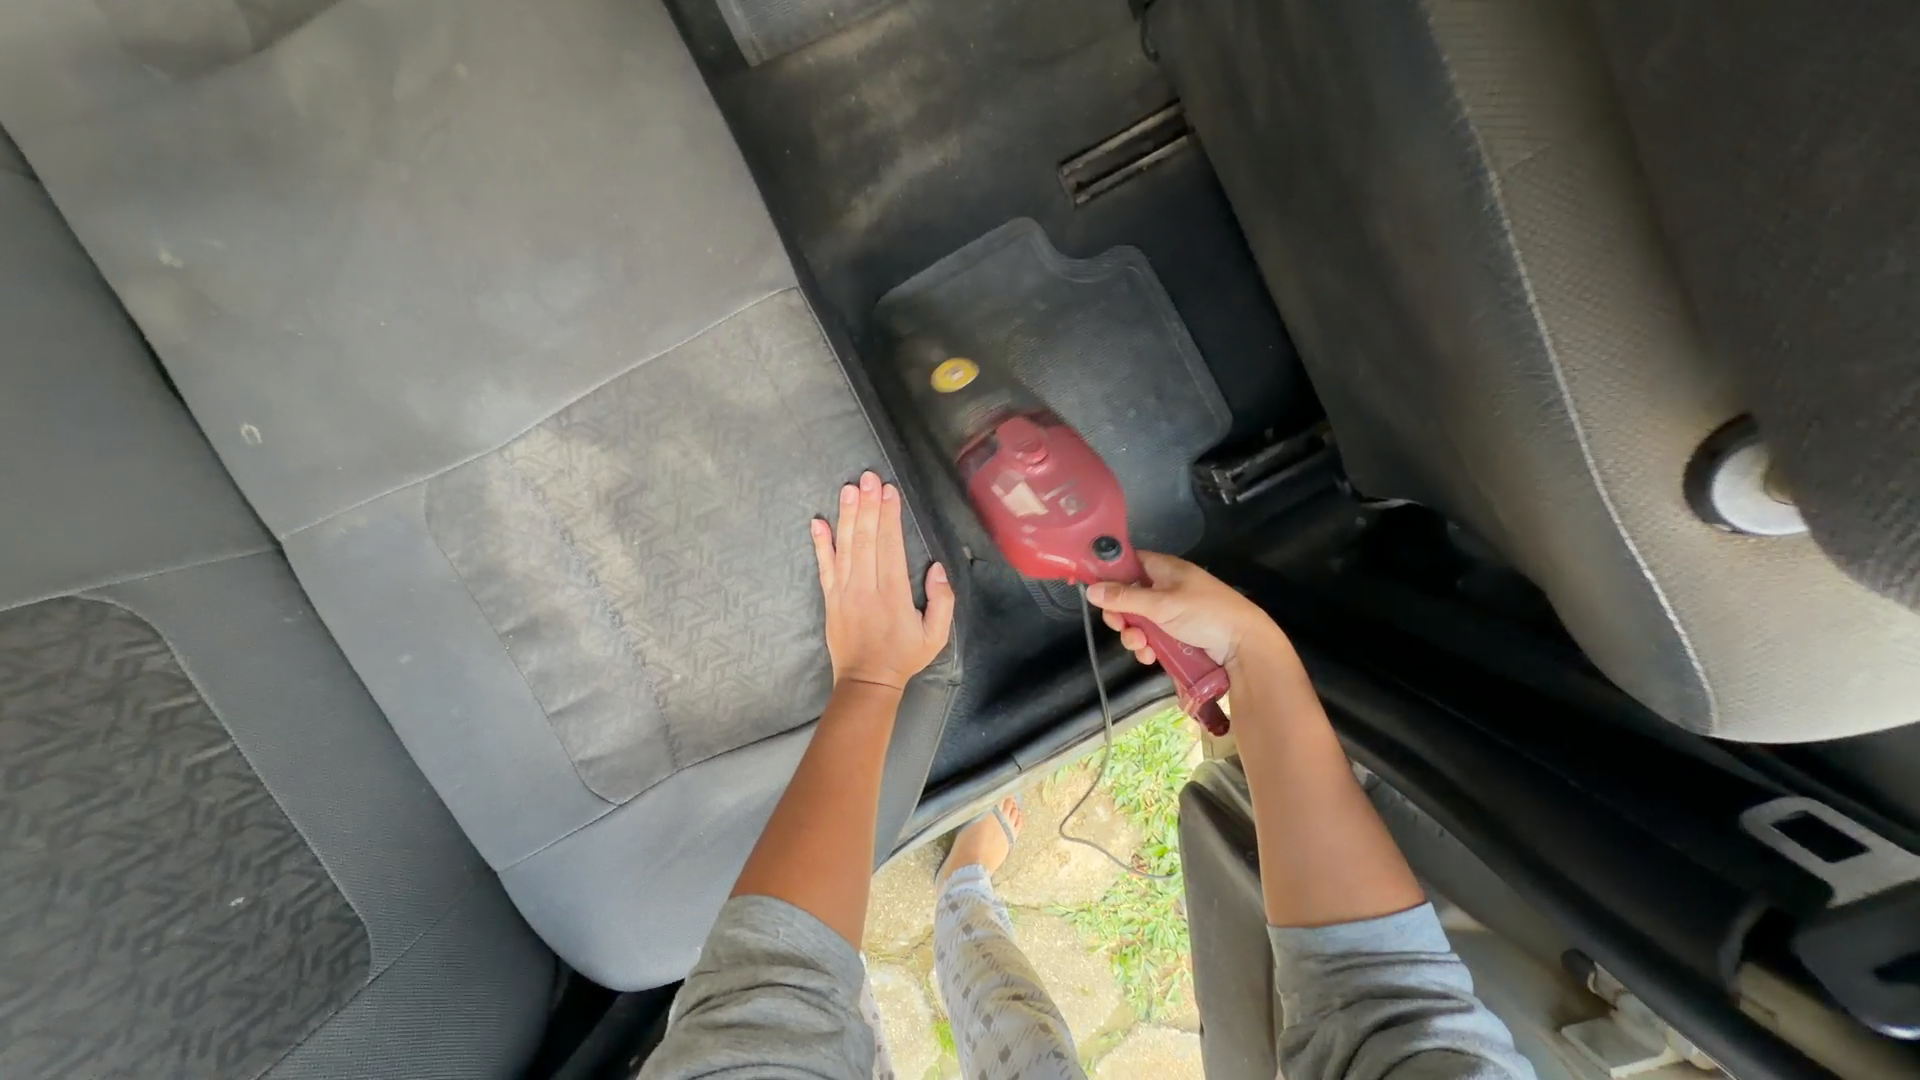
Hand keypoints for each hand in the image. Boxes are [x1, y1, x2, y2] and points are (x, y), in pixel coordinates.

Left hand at [810, 470, 954, 690]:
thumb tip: (936, 568)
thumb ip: (942, 601)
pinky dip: (821, 543)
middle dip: (868, 506)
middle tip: (868, 477)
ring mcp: (844, 592)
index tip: (890, 492)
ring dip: (847, 516)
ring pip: (845, 547)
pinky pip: (824, 566)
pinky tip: (818, 522)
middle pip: (866, 539)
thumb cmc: (904, 656)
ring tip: (848, 489)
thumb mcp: (936, 635)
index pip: (890, 547)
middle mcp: (865, 588)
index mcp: (893, 595)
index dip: (889, 517)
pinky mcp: (829, 598)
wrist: (866, 682)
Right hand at [1086, 551, 1283, 669]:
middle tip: (1120, 626)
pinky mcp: (1176, 635)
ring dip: (1134, 635)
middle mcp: (1166, 587)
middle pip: (1128, 596)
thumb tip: (1090, 590)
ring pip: (1138, 621)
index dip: (1110, 574)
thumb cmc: (1205, 613)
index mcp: (1164, 569)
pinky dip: (1147, 647)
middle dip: (1120, 614)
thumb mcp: (1161, 605)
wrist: (1244, 645)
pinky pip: (1151, 638)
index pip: (1129, 563)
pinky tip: (1150, 656)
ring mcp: (1172, 612)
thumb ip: (1124, 598)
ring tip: (1141, 646)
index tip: (1093, 590)